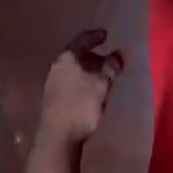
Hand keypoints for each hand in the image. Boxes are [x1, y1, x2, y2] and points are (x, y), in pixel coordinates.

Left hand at [36, 29, 123, 148]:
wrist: (57, 137)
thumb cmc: (80, 105)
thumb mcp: (101, 84)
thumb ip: (111, 67)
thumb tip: (119, 54)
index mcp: (68, 57)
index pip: (82, 39)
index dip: (95, 36)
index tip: (105, 35)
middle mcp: (57, 65)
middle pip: (77, 55)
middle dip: (93, 56)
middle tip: (107, 59)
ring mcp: (53, 83)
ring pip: (73, 69)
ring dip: (87, 71)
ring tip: (100, 76)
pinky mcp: (53, 99)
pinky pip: (70, 82)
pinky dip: (81, 81)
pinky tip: (89, 91)